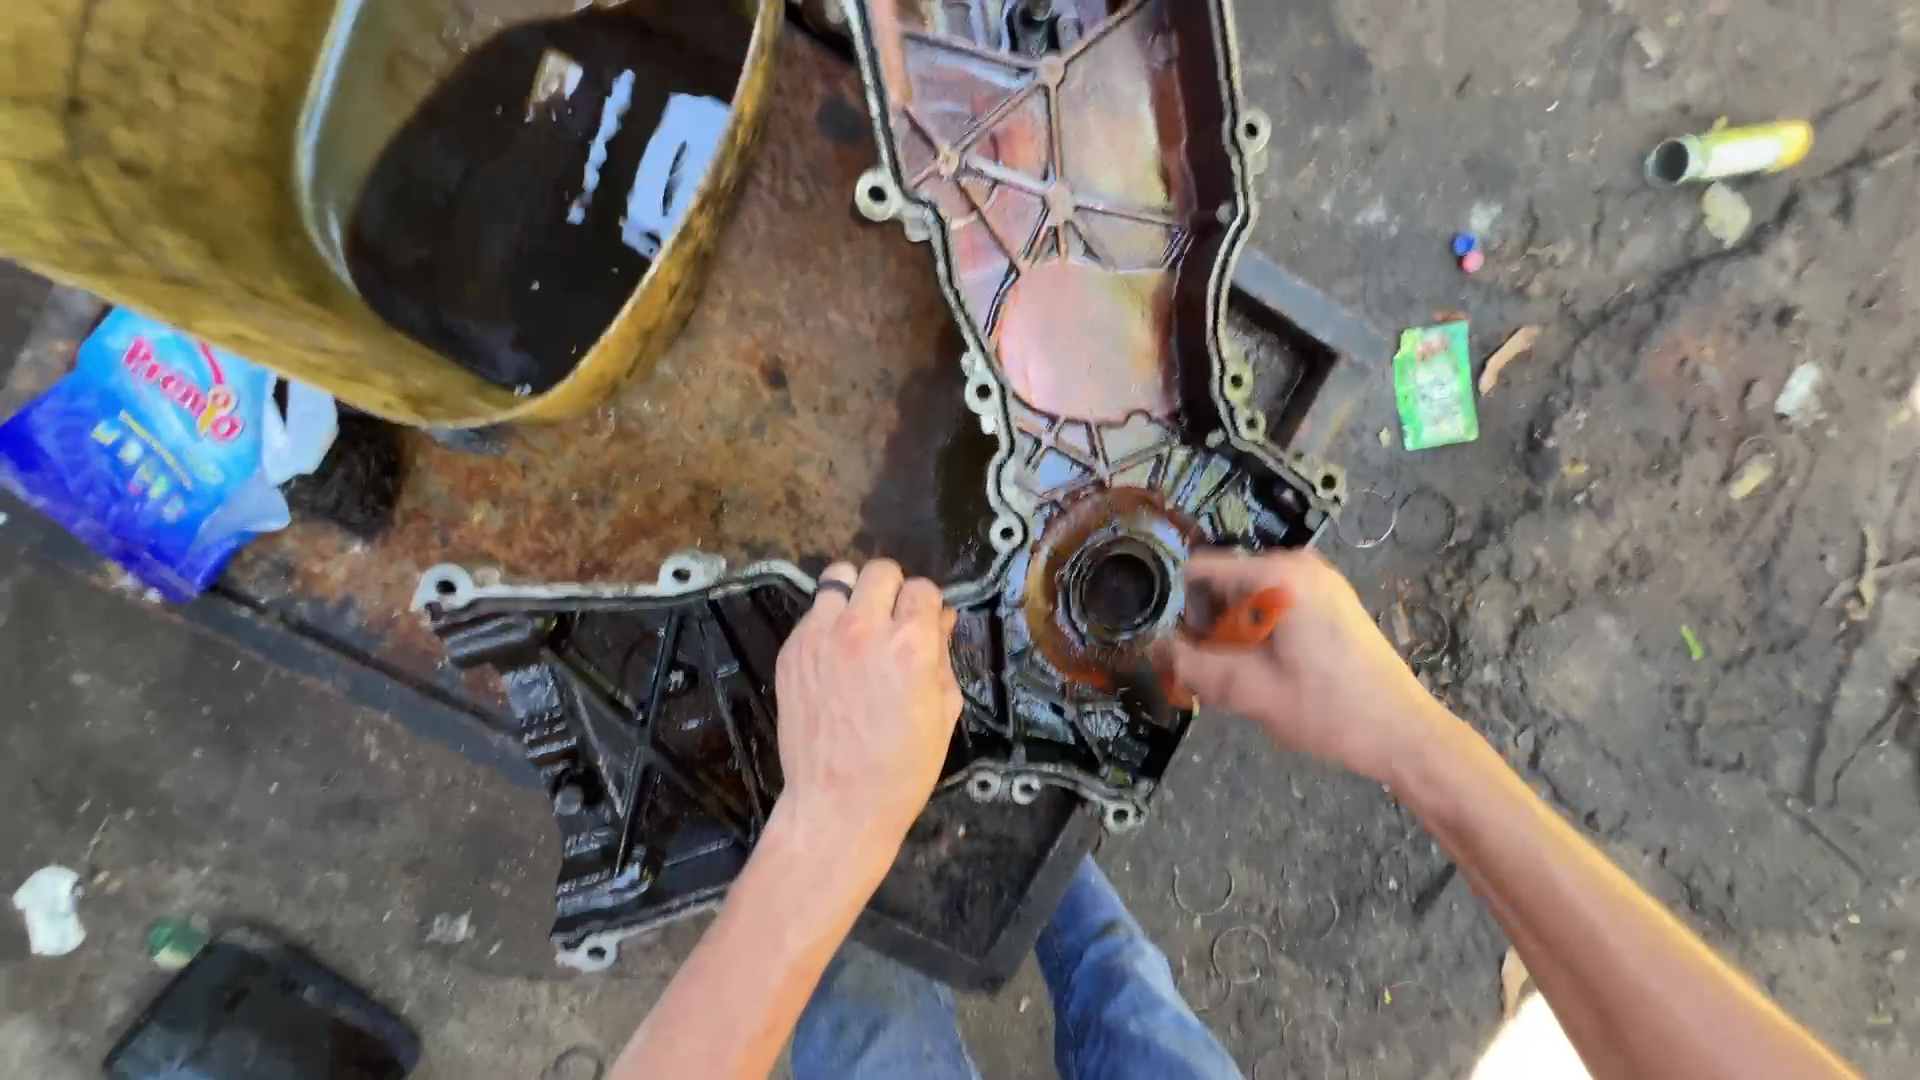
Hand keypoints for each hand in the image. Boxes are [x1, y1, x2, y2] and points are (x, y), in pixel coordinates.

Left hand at [773, 559, 962, 857]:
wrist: (838, 805)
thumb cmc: (904, 767)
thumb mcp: (944, 710)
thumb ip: (942, 654)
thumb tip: (940, 618)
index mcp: (910, 644)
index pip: (922, 587)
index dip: (927, 604)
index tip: (924, 623)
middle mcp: (864, 628)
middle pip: (880, 570)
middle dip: (893, 589)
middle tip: (893, 620)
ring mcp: (820, 637)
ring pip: (838, 577)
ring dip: (854, 596)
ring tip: (858, 626)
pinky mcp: (791, 651)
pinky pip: (812, 613)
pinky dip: (827, 623)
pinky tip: (834, 656)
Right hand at [1168, 548, 1451, 785]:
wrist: (1405, 734)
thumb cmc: (1330, 710)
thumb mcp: (1250, 690)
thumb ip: (1192, 666)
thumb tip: (1152, 648)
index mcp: (1279, 574)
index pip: (1199, 570)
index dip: (1175, 604)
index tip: (1169, 641)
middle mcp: (1297, 565)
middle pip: (1222, 585)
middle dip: (1204, 627)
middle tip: (1202, 672)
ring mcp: (1317, 581)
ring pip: (1244, 600)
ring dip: (1228, 636)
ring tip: (1232, 680)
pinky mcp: (1327, 601)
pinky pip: (1271, 606)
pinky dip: (1254, 635)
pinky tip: (1258, 672)